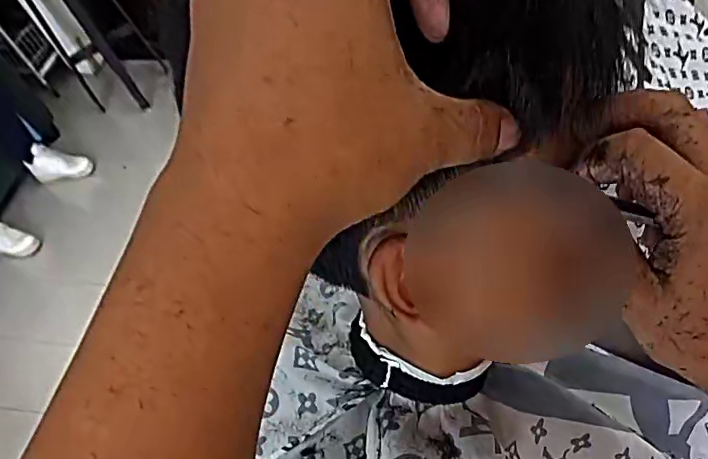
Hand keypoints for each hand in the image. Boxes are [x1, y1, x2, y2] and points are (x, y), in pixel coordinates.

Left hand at [178, 0, 519, 239]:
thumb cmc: (318, 152)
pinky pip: (265, 11)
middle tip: (398, 48)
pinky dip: (296, 35)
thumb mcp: (423, 136)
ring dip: (340, 19)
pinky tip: (315, 89)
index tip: (433, 28)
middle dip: (385, 8)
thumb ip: (473, 124)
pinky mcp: (209, 19)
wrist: (249, 192)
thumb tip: (498, 127)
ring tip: (356, 76)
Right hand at [578, 91, 707, 381]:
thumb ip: (607, 248)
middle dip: (626, 111)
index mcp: (698, 208)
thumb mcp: (638, 299)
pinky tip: (631, 189)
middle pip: (675, 112)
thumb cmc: (703, 338)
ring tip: (607, 153)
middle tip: (589, 131)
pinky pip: (695, 161)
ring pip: (691, 129)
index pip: (640, 144)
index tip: (575, 171)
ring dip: (647, 128)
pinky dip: (662, 157)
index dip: (599, 151)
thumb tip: (578, 214)